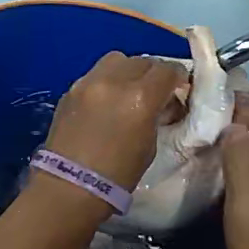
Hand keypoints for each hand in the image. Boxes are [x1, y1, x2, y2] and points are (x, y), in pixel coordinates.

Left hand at [42, 52, 187, 191]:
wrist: (68, 188)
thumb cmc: (117, 176)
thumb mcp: (150, 145)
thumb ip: (157, 115)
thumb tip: (161, 103)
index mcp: (140, 98)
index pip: (167, 70)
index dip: (178, 76)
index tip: (180, 86)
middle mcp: (114, 82)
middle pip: (143, 61)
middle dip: (154, 73)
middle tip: (156, 90)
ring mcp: (88, 83)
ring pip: (117, 60)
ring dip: (128, 71)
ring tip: (129, 90)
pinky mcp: (70, 90)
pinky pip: (96, 74)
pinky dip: (107, 81)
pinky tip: (107, 101)